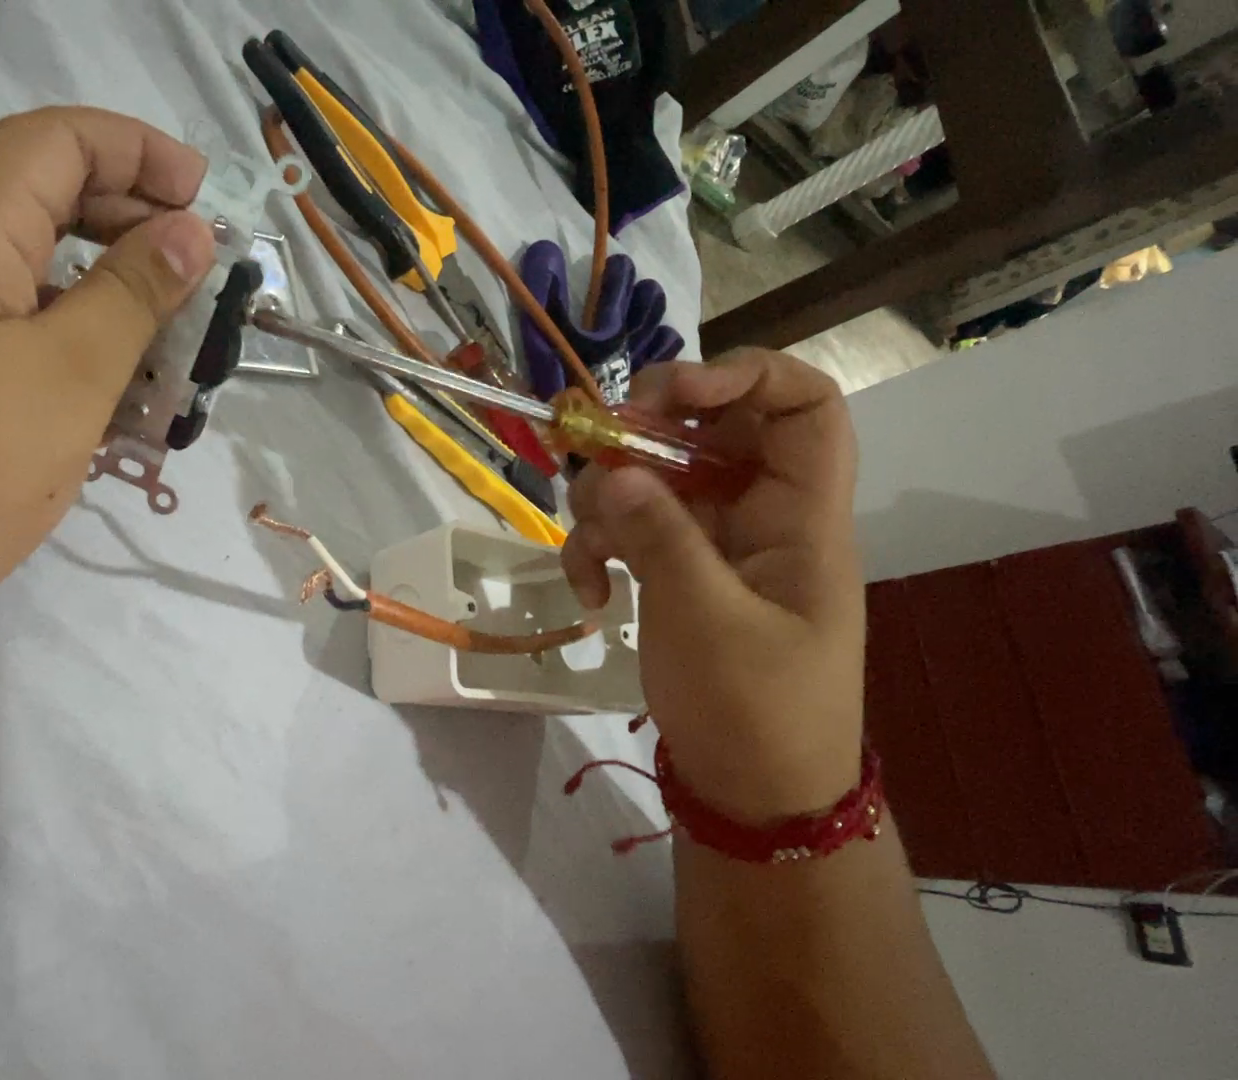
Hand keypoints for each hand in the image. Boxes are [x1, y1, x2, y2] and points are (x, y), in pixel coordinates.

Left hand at [0, 107, 216, 700]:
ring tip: (165, 353)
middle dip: (130, 229)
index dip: (143, 153)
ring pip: (21, 277)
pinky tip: (101, 403)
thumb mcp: (64, 381)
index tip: (208, 203)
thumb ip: (133, 295)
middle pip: (40, 200)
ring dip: (98, 300)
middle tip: (198, 286)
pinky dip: (56, 349)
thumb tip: (188, 232)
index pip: (60, 140)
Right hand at [560, 350, 864, 823]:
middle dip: (645, 436)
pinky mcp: (673, 573)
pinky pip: (626, 531)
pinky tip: (591, 595)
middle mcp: (756, 515)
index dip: (745, 374)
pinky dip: (596, 551)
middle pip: (708, 431)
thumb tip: (614, 469)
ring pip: (652, 480)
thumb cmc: (757, 710)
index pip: (805, 406)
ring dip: (605, 501)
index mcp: (800, 516)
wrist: (753, 792)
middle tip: (596, 452)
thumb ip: (662, 538)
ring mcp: (710, 544)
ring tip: (590, 552)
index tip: (669, 390)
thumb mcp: (708, 621)